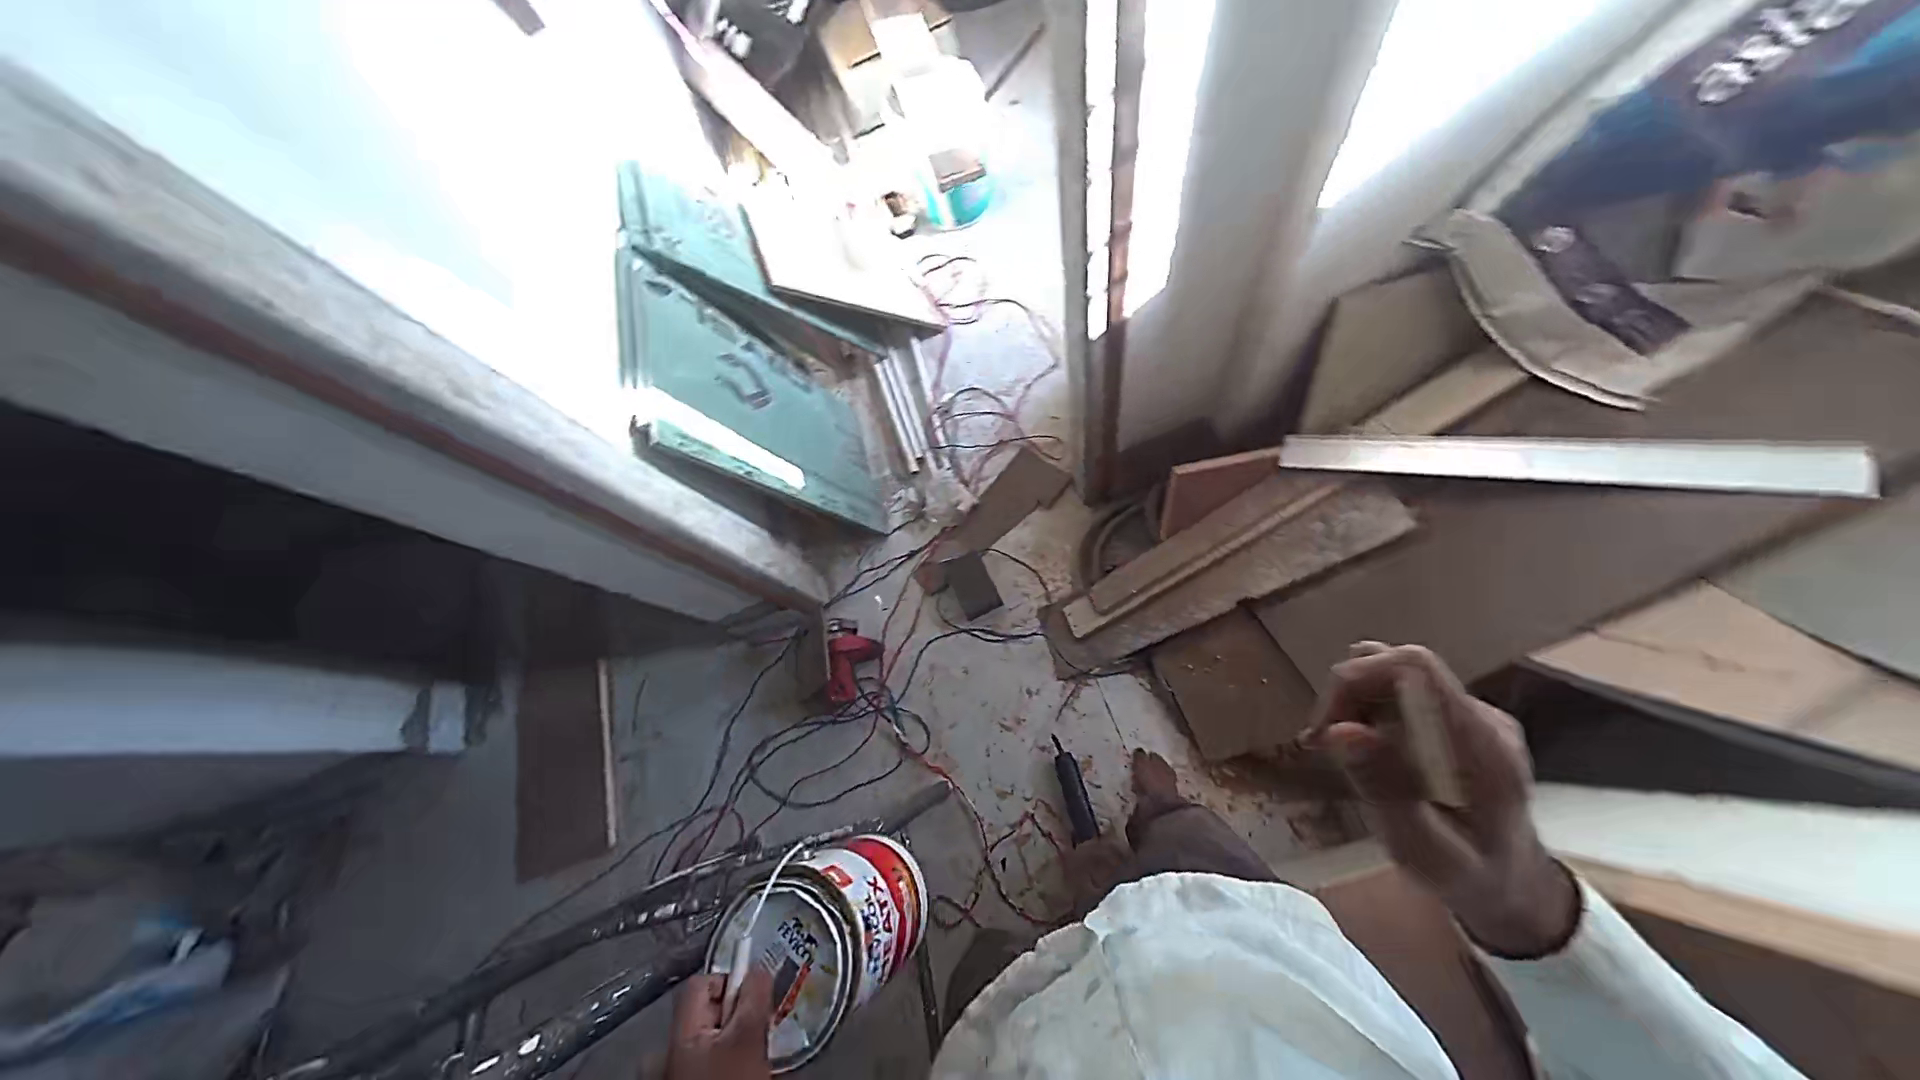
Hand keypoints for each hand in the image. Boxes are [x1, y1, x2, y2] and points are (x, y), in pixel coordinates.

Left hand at [665, 970, 772, 1079]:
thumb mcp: (747, 1039)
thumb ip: (753, 996)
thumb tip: (757, 969)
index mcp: (676, 1034)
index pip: (702, 982)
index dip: (731, 982)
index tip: (754, 1001)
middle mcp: (667, 1053)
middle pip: (711, 1012)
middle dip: (739, 1017)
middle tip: (761, 1033)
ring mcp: (677, 1076)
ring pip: (715, 1040)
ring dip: (739, 1042)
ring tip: (757, 1059)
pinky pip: (712, 1063)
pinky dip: (732, 1063)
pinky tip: (747, 1074)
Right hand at [1311, 643, 1579, 957]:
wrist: (1515, 887)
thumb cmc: (1469, 877)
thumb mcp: (1421, 850)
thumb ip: (1383, 789)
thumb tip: (1341, 729)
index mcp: (1482, 744)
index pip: (1414, 667)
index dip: (1357, 678)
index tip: (1327, 726)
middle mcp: (1481, 717)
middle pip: (1394, 665)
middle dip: (1346, 695)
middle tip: (1322, 744)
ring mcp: (1470, 714)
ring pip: (1389, 673)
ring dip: (1350, 703)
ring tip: (1335, 750)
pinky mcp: (1454, 718)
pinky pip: (1397, 692)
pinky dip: (1363, 712)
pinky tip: (1356, 752)